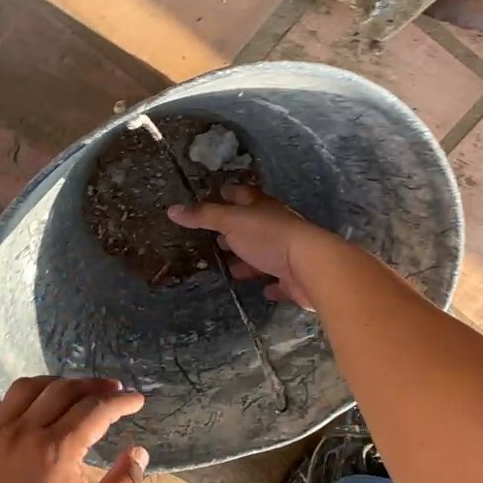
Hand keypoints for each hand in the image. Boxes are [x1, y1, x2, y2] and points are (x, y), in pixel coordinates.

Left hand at [0, 378, 147, 482]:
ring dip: (62, 383)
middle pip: (65, 391)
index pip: (95, 410)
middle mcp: (27, 433)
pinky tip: (45, 403)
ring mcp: (2, 436)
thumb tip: (139, 451)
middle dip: (95, 387)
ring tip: (82, 392)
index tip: (138, 400)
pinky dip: (32, 392)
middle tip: (116, 392)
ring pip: (33, 388)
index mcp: (57, 452)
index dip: (120, 402)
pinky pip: (9, 402)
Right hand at [169, 184, 325, 308]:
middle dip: (233, 231)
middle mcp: (275, 226)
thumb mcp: (231, 222)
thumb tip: (172, 210)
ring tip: (229, 267)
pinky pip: (279, 279)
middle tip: (213, 237)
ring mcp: (287, 252)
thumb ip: (203, 217)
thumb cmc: (268, 237)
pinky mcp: (294, 277)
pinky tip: (262, 289)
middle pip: (251, 225)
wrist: (309, 266)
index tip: (213, 195)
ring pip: (263, 253)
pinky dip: (270, 282)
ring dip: (248, 259)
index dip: (227, 193)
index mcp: (261, 208)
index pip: (242, 194)